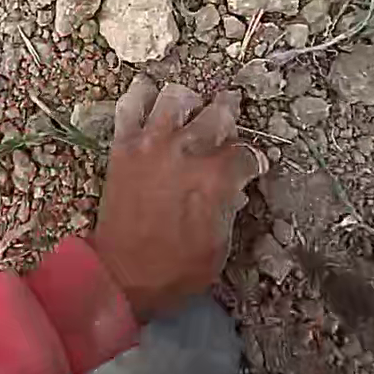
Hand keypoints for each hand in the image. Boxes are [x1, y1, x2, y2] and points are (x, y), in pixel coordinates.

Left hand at [91, 77, 260, 319]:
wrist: (120, 277)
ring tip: (188, 112)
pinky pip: (131, 105)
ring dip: (188, 103)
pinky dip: (141, 97)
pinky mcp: (125, 145)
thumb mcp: (220, 244)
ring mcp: (153, 143)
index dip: (253, 160)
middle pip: (219, 112)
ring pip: (177, 96)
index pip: (246, 152)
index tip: (251, 165)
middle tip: (226, 123)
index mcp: (216, 176)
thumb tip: (234, 184)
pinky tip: (151, 101)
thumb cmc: (176, 268)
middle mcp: (188, 150)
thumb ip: (230, 205)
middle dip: (229, 117)